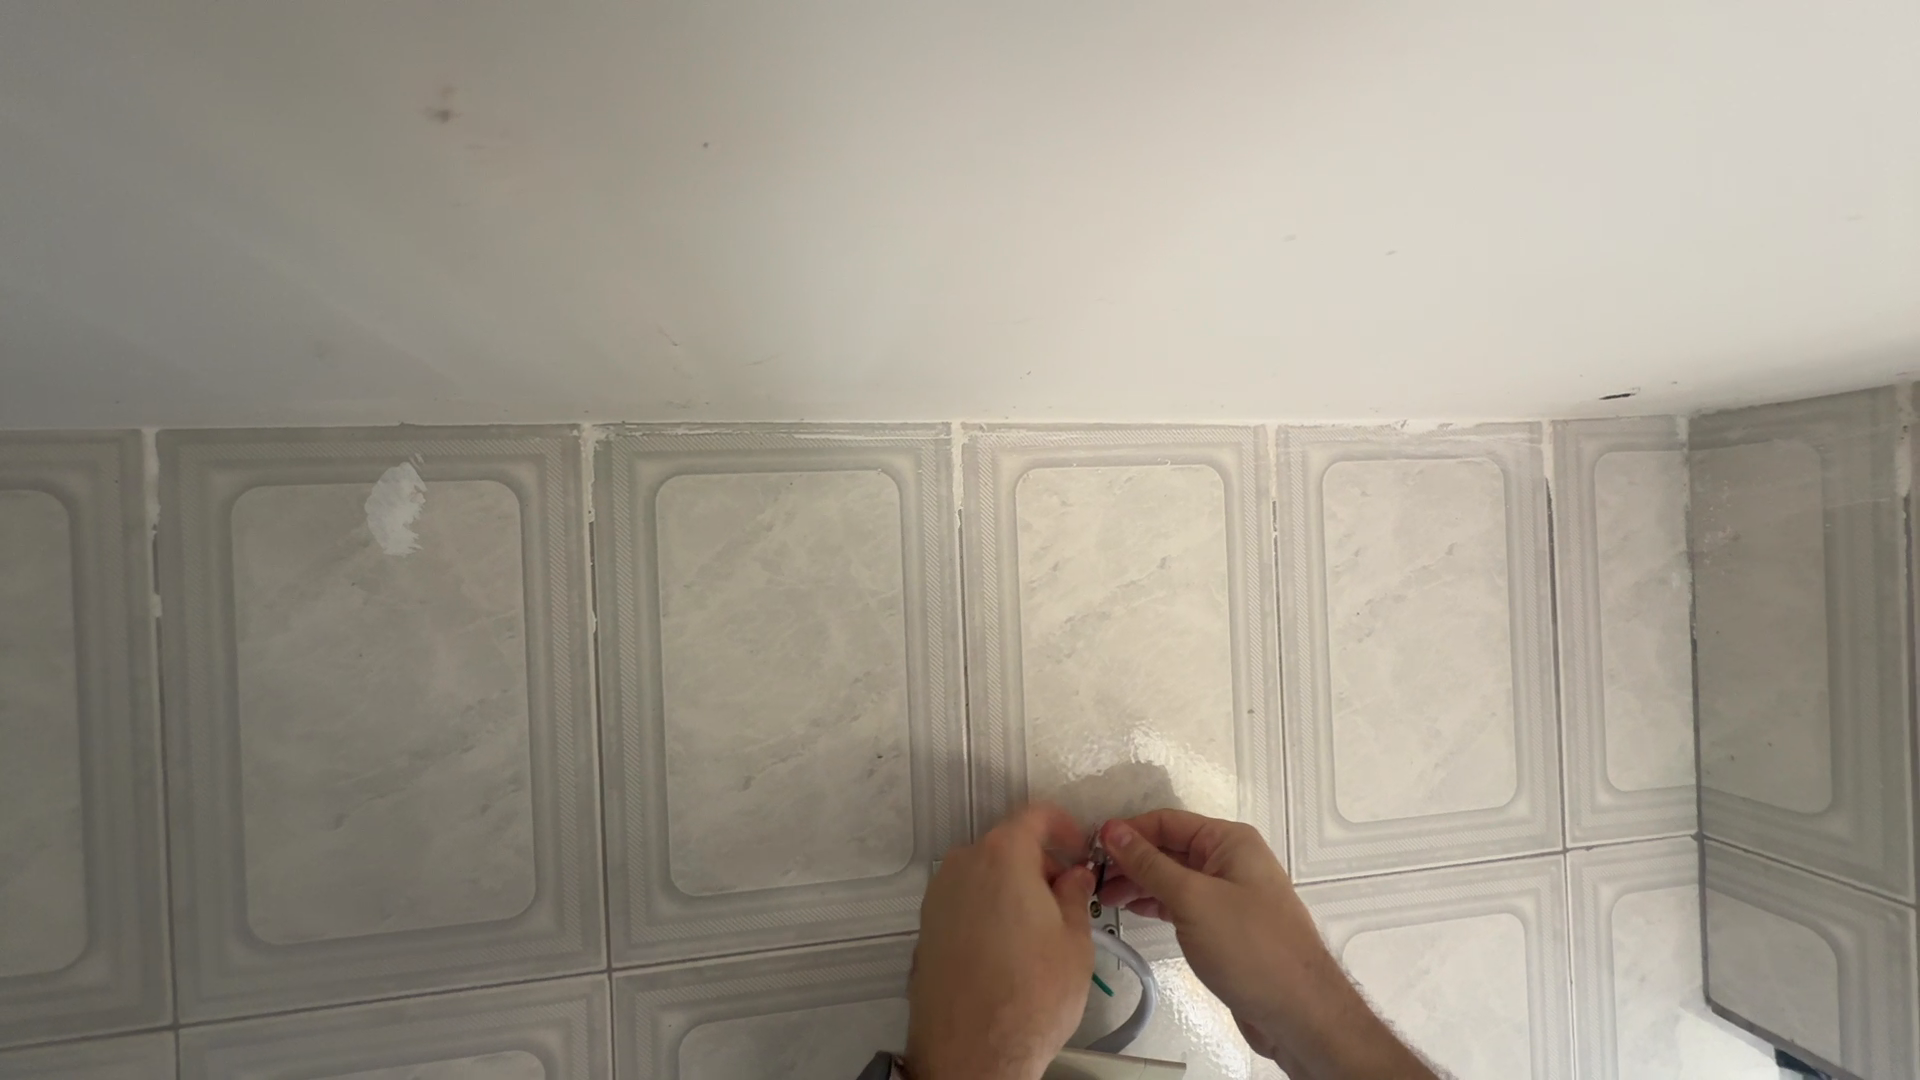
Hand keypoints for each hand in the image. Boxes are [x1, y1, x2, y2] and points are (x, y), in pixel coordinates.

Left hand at [907, 803, 1096, 1079]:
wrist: (970, 1054)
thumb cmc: (1025, 1000)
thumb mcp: (1074, 942)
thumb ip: (1075, 894)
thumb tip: (1073, 875)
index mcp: (1003, 855)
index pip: (1036, 815)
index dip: (1064, 826)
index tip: (1077, 847)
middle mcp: (965, 863)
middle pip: (1009, 843)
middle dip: (1040, 862)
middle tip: (1066, 895)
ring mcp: (940, 892)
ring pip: (986, 872)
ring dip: (1013, 886)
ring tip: (1039, 929)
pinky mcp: (928, 922)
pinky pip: (966, 897)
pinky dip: (989, 907)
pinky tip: (1008, 946)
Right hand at [1097, 810, 1437, 1079]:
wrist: (1301, 1017)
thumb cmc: (1251, 948)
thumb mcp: (1192, 899)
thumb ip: (1148, 863)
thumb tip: (1113, 830)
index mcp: (1228, 841)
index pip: (1166, 822)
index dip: (1128, 832)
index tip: (1092, 846)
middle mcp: (1229, 860)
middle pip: (1168, 848)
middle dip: (1130, 860)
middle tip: (1092, 876)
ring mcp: (1228, 893)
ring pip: (1172, 877)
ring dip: (1138, 883)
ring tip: (1103, 895)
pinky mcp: (1224, 925)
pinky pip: (1181, 902)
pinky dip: (1155, 903)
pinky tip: (1130, 909)